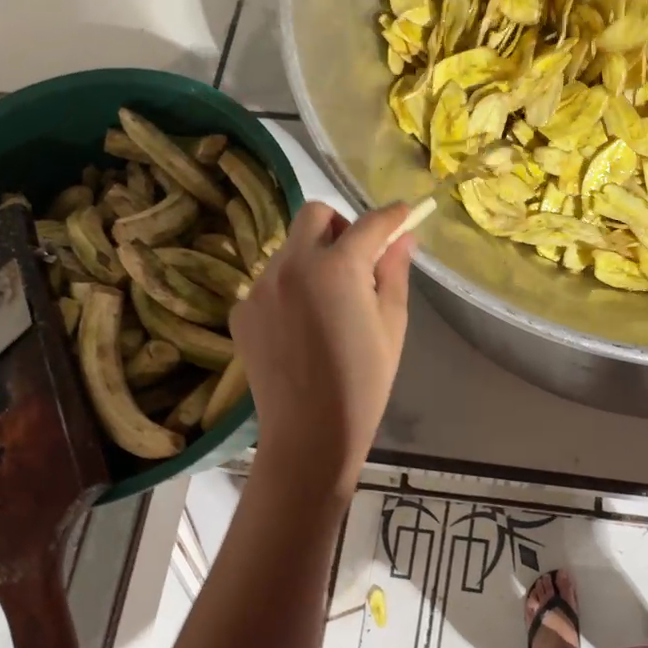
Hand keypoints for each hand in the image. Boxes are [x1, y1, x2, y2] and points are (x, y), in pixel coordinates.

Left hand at [230, 201, 414, 494]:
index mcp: (337, 267)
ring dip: (314, 258)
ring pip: (290, 248)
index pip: (370, 224)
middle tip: (359, 260)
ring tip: (330, 302)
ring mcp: (260, 286)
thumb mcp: (392, 325)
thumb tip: (403, 238)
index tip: (406, 214)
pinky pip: (271, 281)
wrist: (309, 433)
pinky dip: (292, 288)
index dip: (392, 216)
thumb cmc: (364, 383)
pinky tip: (304, 326)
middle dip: (341, 227)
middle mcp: (292, 265)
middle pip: (315, 216)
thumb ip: (395, 273)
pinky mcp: (242, 310)